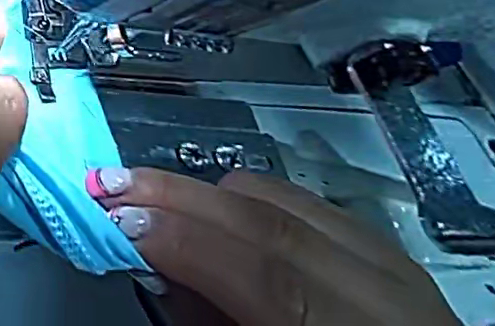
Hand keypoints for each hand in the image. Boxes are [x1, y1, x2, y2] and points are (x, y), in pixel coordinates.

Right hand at [89, 166, 462, 325]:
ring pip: (277, 195)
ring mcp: (387, 258)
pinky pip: (294, 198)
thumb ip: (212, 324)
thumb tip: (156, 266)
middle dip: (177, 194)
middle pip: (266, 215)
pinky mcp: (378, 243)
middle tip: (108, 183)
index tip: (117, 219)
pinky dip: (242, 198)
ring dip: (203, 192)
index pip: (265, 273)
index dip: (186, 241)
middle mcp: (385, 288)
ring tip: (144, 195)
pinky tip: (207, 208)